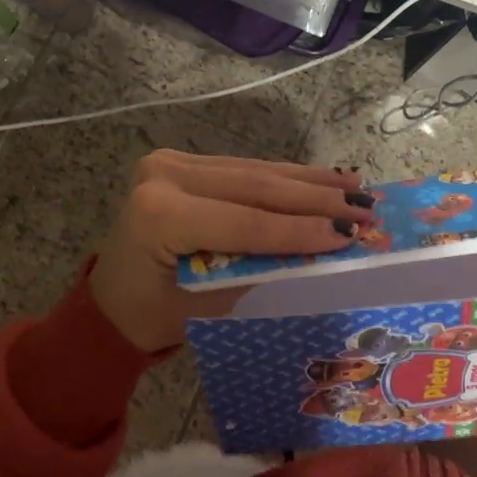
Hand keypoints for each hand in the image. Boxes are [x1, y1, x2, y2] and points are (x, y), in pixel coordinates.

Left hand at [89, 149, 376, 351]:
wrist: (110, 302)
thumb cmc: (152, 315)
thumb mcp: (207, 304)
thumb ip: (260, 272)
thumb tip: (325, 250)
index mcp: (159, 213)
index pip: (243, 220)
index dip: (299, 228)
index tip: (351, 232)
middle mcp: (164, 175)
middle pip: (253, 187)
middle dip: (314, 199)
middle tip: (367, 207)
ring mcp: (172, 162)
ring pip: (253, 171)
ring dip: (307, 180)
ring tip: (355, 186)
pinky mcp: (182, 161)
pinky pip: (242, 169)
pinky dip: (283, 176)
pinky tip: (320, 178)